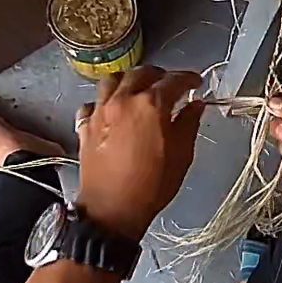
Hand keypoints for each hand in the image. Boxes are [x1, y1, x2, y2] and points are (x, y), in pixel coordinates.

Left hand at [74, 66, 203, 241]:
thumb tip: (195, 106)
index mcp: (151, 105)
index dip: (189, 79)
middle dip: (159, 75)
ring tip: (139, 89)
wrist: (113, 209)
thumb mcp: (182, 153)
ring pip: (112, 80)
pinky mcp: (85, 127)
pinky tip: (112, 110)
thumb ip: (189, 122)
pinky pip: (92, 103)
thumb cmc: (152, 184)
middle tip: (171, 85)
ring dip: (129, 80)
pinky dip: (104, 101)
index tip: (196, 82)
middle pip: (141, 73)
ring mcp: (100, 112)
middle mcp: (123, 101)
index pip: (174, 80)